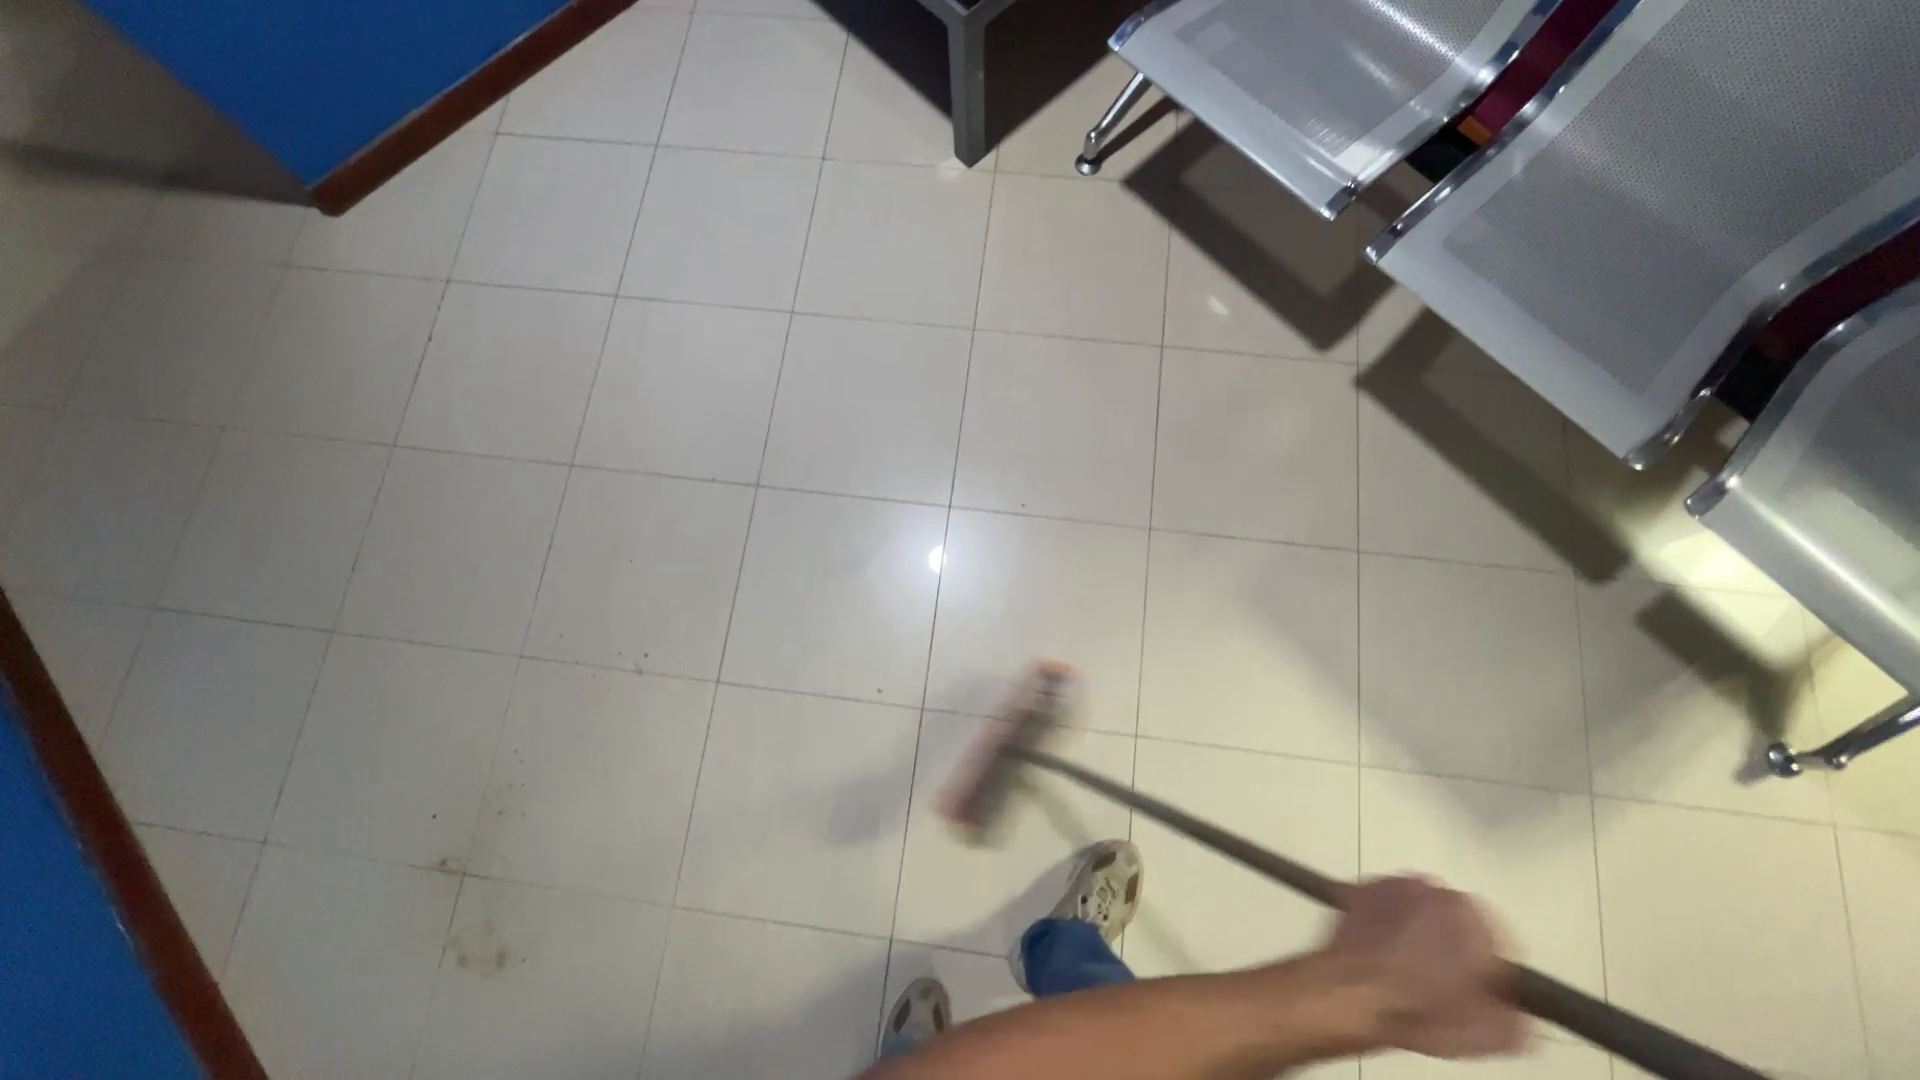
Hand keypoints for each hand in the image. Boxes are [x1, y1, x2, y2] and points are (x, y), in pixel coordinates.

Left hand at [1321, 876, 1525, 1058]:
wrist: (1350, 993)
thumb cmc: (1420, 1012)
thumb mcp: (1487, 1033)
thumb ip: (1515, 1020)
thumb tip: (1517, 1014)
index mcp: (1475, 917)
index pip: (1498, 943)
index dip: (1489, 972)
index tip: (1478, 990)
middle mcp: (1436, 890)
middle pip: (1457, 922)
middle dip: (1454, 946)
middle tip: (1441, 980)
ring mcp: (1394, 884)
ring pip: (1420, 910)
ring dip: (1419, 930)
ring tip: (1408, 967)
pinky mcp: (1360, 887)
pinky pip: (1384, 904)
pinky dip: (1387, 921)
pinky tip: (1382, 949)